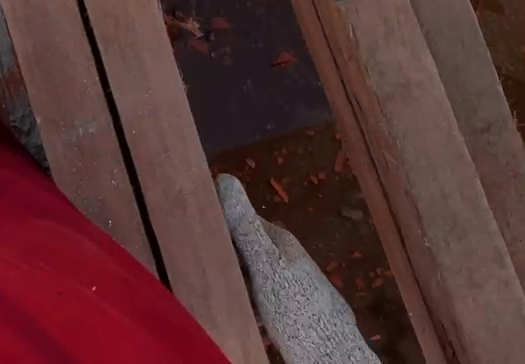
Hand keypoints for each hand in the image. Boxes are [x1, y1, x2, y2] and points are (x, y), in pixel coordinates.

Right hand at [216, 174, 379, 363]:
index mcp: (279, 240)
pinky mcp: (291, 309)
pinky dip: (247, 304)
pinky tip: (238, 313)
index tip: (193, 233)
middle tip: (199, 266)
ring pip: (251, 275)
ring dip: (234, 282)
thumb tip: (225, 178)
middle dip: (225, 255)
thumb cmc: (296, 306)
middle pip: (246, 248)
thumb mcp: (266, 264)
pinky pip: (259, 299)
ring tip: (212, 291)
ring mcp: (290, 284)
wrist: (332, 356)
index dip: (217, 224)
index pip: (241, 219)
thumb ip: (245, 227)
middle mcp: (286, 257)